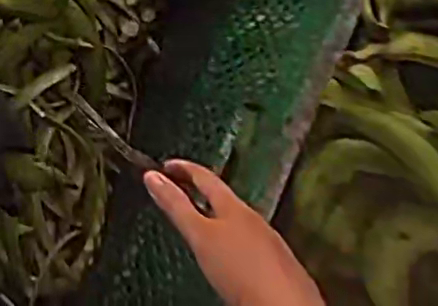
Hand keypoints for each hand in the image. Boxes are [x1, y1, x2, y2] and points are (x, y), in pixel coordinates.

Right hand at [144, 161, 323, 305]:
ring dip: (220, 221)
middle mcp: (256, 220)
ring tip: (203, 229)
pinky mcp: (286, 271)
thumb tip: (151, 175)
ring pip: (241, 224)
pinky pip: (255, 247)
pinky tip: (234, 261)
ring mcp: (274, 245)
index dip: (182, 168)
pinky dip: (238, 244)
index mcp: (233, 206)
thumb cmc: (240, 270)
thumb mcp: (199, 237)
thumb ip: (176, 205)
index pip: (204, 176)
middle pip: (224, 199)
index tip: (164, 166)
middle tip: (179, 196)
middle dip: (201, 196)